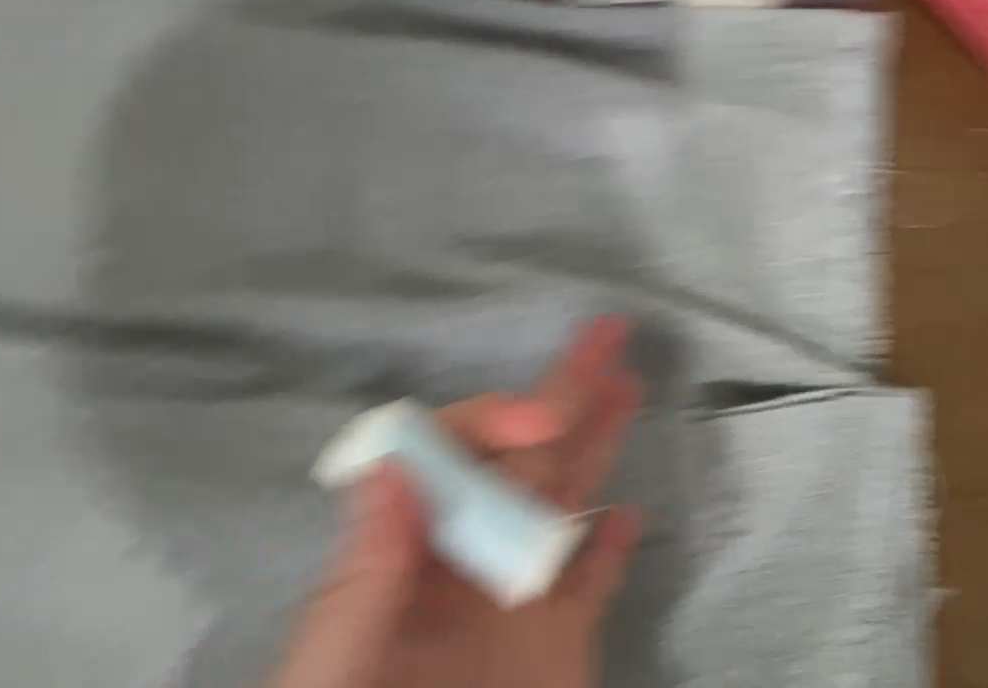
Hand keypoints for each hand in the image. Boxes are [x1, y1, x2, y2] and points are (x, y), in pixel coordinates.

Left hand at [268, 316, 644, 687]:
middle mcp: (463, 572)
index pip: (447, 463)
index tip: (545, 417)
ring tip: (626, 387)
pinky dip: (611, 547)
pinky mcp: (562, 650)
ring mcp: (514, 610)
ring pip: (562, 506)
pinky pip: (590, 586)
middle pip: (520, 464)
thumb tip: (391, 474)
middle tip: (604, 337)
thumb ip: (357, 591)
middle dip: (561, 395)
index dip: (492, 422)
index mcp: (402, 569)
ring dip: (593, 446)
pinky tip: (630, 511)